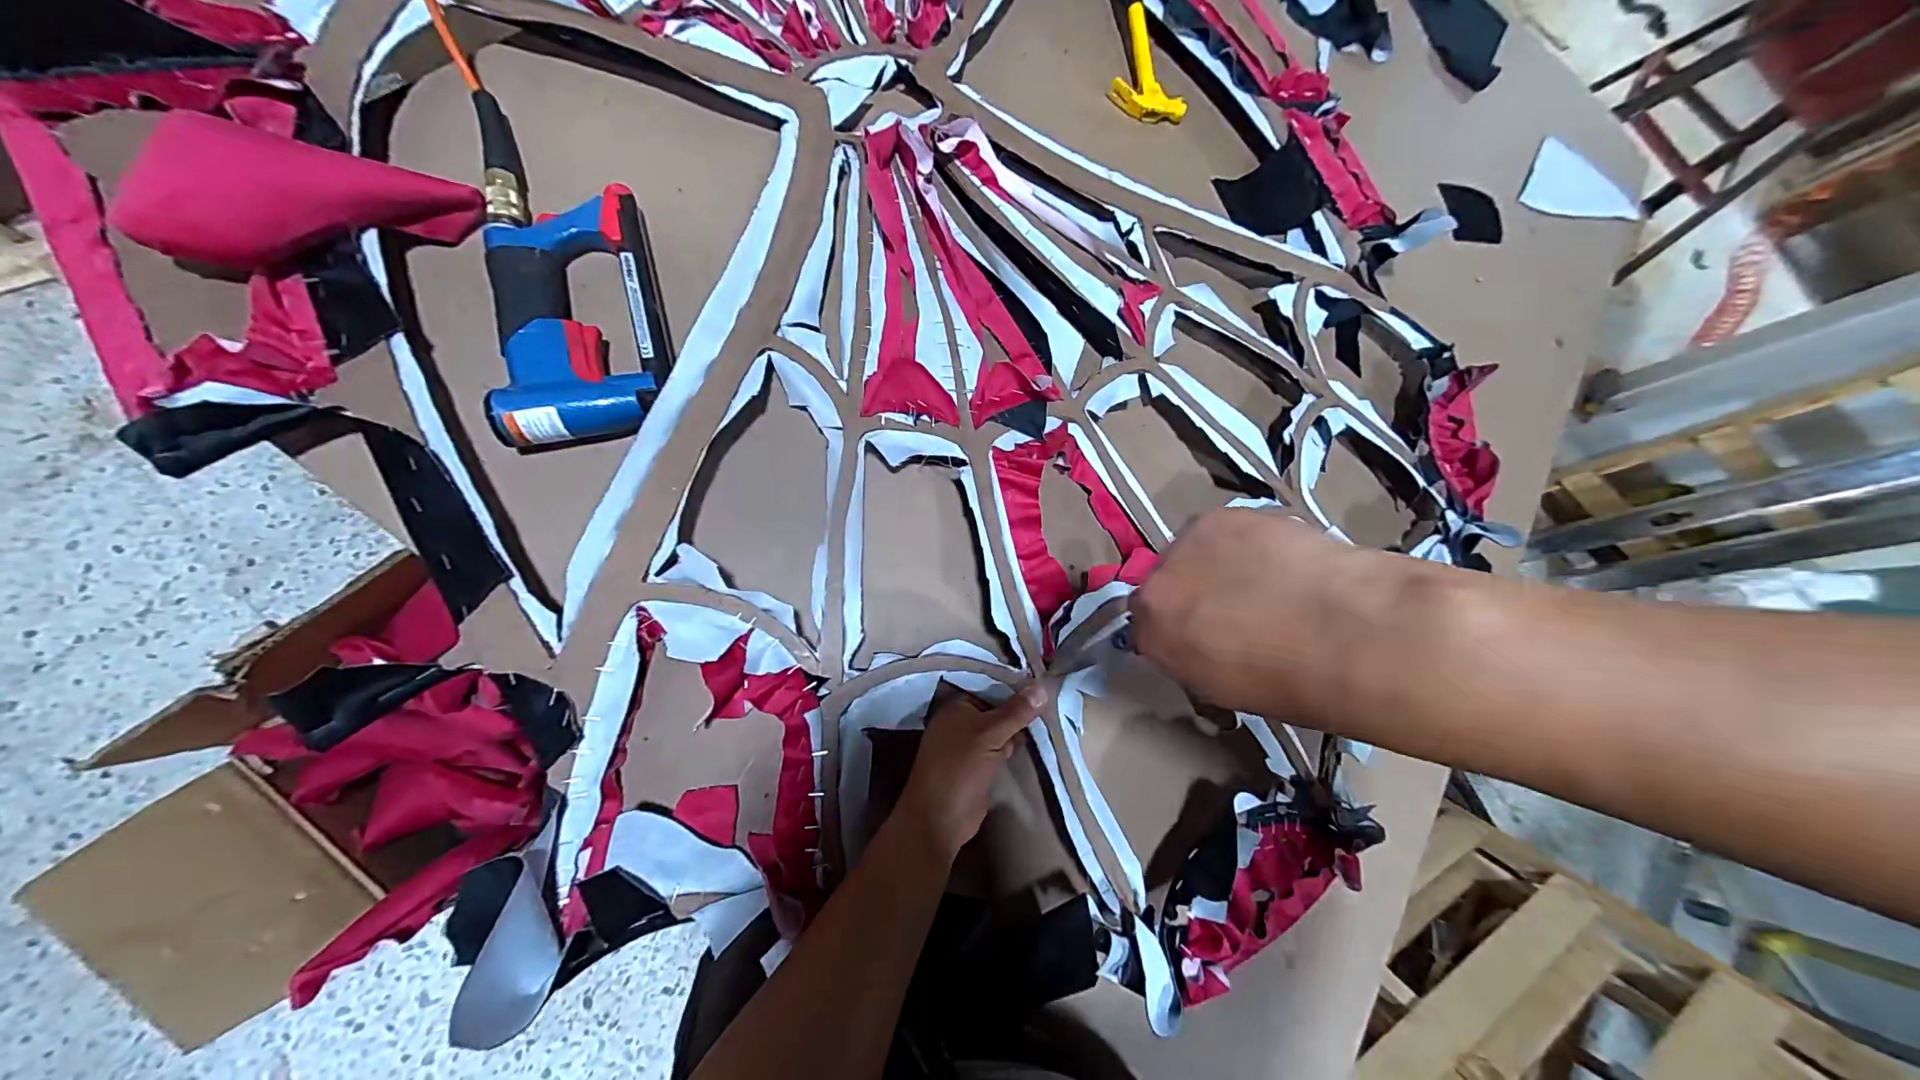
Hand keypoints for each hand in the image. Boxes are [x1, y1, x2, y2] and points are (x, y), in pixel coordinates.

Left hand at [894, 685, 1047, 860]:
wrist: (941, 817)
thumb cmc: (960, 767)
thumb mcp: (990, 734)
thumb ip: (1016, 712)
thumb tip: (1042, 687)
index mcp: (956, 706)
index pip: (990, 685)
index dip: (1014, 685)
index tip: (1042, 684)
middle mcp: (961, 721)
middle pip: (996, 707)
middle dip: (1019, 708)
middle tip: (1049, 703)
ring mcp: (970, 743)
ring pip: (1000, 728)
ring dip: (1018, 728)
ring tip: (1049, 718)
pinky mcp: (979, 763)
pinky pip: (1001, 747)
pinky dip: (1013, 745)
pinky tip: (1034, 740)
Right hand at [1129, 508, 1407, 717]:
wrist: (1343, 631)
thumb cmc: (1289, 680)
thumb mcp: (1224, 689)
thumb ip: (1194, 657)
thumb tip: (1204, 643)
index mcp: (1153, 631)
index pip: (1147, 625)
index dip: (1176, 628)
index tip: (1202, 635)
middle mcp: (1158, 582)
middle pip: (1166, 581)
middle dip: (1193, 591)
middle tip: (1236, 608)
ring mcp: (1190, 543)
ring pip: (1195, 551)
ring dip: (1217, 562)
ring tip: (1265, 581)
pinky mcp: (1225, 515)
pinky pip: (1226, 529)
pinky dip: (1246, 541)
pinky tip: (1281, 558)